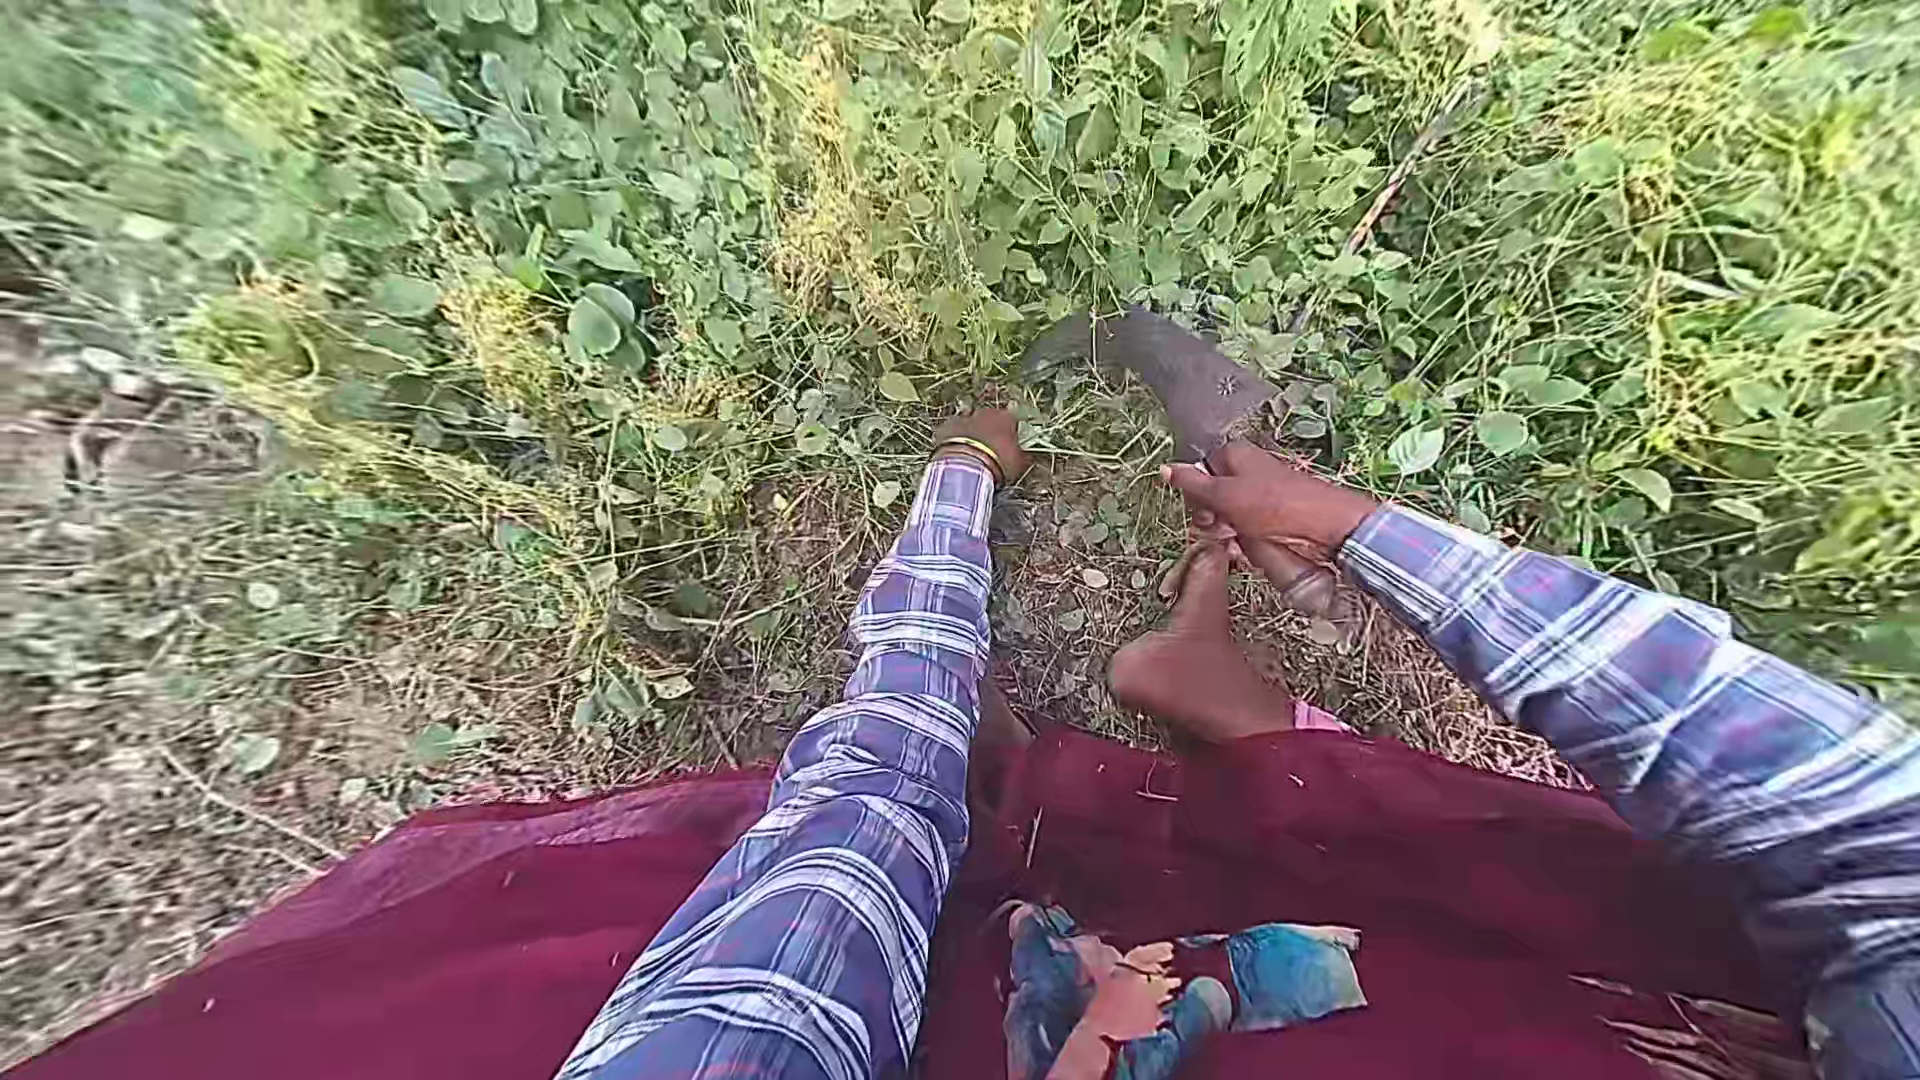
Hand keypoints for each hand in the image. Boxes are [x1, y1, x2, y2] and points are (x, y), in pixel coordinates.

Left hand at [933, 407, 1028, 483]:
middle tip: (988, 448)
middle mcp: (985, 412)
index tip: (1008, 445)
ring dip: (971, 431)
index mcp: (1006, 418)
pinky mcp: (947, 426)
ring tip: (971, 449)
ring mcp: (964, 417)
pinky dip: (954, 437)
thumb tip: (1028, 455)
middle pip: (989, 418)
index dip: (1010, 433)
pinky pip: (952, 429)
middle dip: (989, 429)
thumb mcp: (1019, 464)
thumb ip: (1024, 455)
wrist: (965, 466)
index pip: (1012, 421)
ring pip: (970, 421)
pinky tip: (955, 449)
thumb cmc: (998, 464)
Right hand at [1161, 441, 1376, 555]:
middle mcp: (1245, 471)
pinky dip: (1241, 539)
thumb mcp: (1223, 494)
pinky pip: (1243, 527)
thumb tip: (1164, 467)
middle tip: (1220, 527)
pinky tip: (1246, 549)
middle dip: (1210, 517)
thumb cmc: (1273, 504)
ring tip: (1237, 541)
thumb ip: (1191, 483)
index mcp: (1233, 456)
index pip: (1197, 472)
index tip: (1204, 510)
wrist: (1324, 527)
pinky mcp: (1269, 515)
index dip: (1195, 494)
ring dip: (1224, 532)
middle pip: (1209, 496)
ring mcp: (1257, 494)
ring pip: (1224, 515)